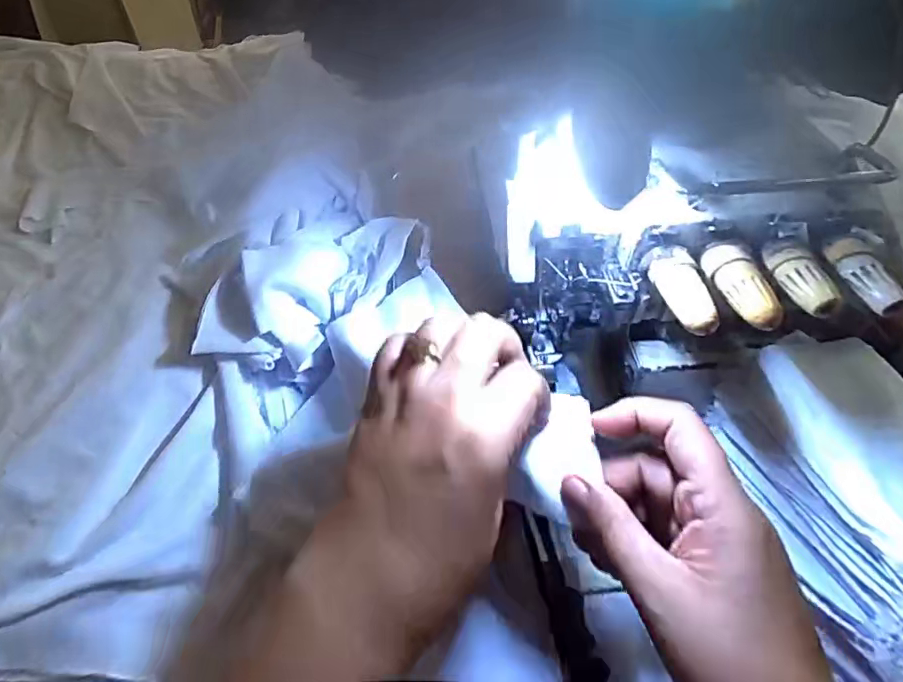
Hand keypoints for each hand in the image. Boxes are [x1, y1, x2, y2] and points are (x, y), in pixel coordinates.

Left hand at [235, 312, 547, 680]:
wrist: (364, 580)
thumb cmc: (442, 561)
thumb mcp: (498, 507)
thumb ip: (509, 448)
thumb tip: (517, 420)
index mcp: (483, 431)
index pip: (528, 378)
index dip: (538, 395)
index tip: (533, 415)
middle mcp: (444, 396)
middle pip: (486, 330)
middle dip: (506, 347)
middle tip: (504, 377)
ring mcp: (403, 390)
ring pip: (440, 323)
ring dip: (462, 337)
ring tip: (466, 364)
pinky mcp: (373, 395)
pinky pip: (396, 343)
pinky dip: (415, 347)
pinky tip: (425, 371)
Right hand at [562, 397, 828, 681]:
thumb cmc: (727, 653)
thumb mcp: (660, 590)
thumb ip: (613, 531)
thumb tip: (571, 482)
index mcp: (722, 499)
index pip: (681, 425)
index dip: (635, 415)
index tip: (589, 430)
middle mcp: (722, 506)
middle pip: (661, 467)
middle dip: (613, 482)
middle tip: (572, 511)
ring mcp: (719, 536)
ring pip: (659, 502)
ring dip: (619, 514)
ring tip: (584, 540)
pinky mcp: (713, 564)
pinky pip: (668, 533)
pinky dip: (636, 538)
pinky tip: (607, 556)